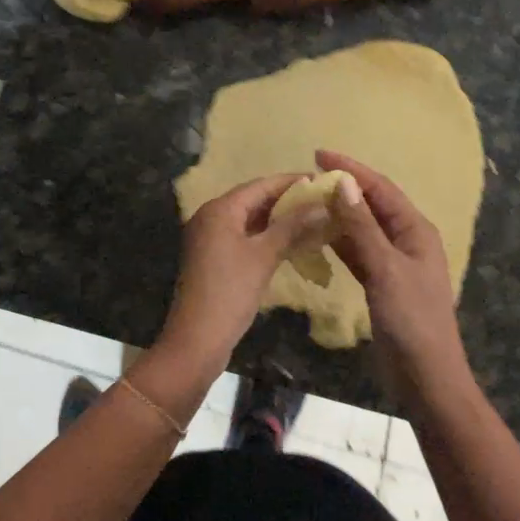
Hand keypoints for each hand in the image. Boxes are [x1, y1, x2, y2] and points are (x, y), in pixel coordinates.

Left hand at [159, 174, 328, 372]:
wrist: (197, 340)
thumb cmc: (230, 292)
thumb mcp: (264, 256)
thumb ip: (292, 227)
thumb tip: (322, 204)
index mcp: (219, 209)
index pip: (260, 185)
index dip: (291, 182)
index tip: (321, 181)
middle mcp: (211, 216)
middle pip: (254, 200)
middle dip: (286, 200)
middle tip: (321, 201)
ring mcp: (210, 238)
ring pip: (249, 220)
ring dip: (278, 220)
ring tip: (312, 219)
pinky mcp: (213, 258)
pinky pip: (244, 237)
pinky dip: (266, 236)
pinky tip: (290, 242)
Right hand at [321, 150, 468, 389]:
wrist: (426, 378)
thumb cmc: (411, 319)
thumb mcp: (385, 269)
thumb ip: (362, 226)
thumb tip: (342, 181)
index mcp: (416, 230)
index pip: (380, 188)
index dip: (351, 168)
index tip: (318, 154)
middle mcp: (407, 240)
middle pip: (372, 204)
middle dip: (343, 187)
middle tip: (308, 175)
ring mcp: (394, 262)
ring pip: (363, 227)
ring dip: (339, 213)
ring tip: (308, 199)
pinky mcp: (382, 283)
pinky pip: (358, 250)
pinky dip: (339, 240)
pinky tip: (317, 234)